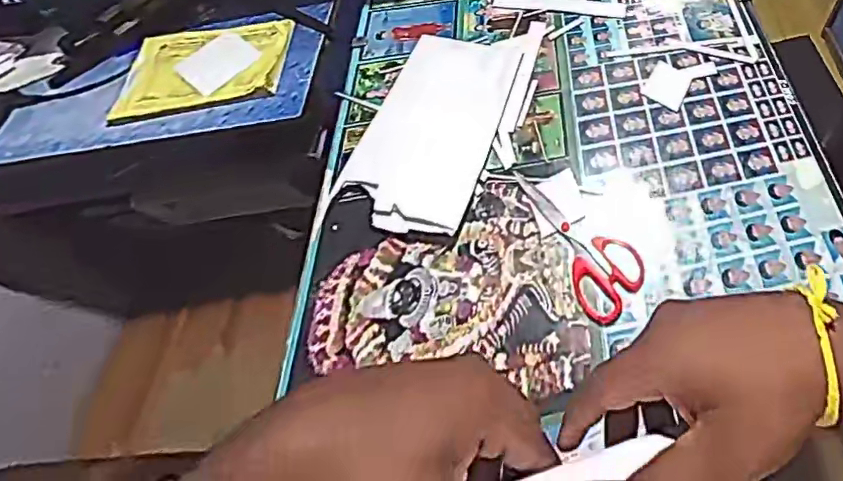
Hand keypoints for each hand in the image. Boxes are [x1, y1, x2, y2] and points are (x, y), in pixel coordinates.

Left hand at [198, 355, 557, 480]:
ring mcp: (440, 374)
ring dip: (483, 463)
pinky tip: (432, 471)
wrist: (298, 448)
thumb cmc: (362, 464)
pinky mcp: (415, 385)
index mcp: (486, 393)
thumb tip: (516, 475)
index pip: (542, 447)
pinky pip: (455, 418)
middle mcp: (469, 373)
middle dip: (509, 470)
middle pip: (517, 431)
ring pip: (485, 427)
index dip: (545, 477)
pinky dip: (455, 449)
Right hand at [557, 292, 842, 480]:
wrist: (822, 343)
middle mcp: (662, 326)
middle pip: (622, 380)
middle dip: (622, 426)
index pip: (597, 390)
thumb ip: (667, 473)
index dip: (578, 423)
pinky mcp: (703, 319)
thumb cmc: (776, 387)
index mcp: (655, 352)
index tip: (568, 446)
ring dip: (649, 408)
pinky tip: (697, 415)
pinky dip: (669, 388)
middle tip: (630, 462)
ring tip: (674, 445)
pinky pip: (670, 355)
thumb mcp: (720, 453)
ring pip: (648, 368)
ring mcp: (684, 318)